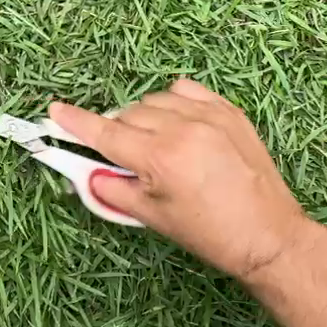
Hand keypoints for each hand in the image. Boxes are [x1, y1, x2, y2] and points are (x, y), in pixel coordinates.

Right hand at [50, 80, 308, 280]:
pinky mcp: (228, 111)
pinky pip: (184, 90)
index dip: (76, 122)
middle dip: (118, 133)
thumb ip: (112, 190)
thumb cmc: (210, 234)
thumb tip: (86, 175)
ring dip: (144, 117)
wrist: (271, 237)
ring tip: (156, 144)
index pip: (105, 134)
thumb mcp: (154, 218)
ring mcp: (207, 116)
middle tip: (126, 156)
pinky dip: (172, 102)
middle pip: (126, 115)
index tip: (55, 110)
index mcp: (160, 158)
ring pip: (152, 101)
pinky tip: (177, 123)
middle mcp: (181, 130)